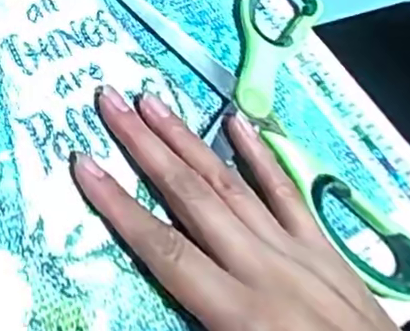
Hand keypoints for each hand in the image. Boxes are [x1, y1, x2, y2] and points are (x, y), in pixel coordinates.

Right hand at [72, 87, 398, 330]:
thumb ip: (190, 329)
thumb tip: (125, 315)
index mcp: (241, 317)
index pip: (163, 250)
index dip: (118, 205)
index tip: (83, 163)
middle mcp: (263, 271)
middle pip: (189, 194)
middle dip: (143, 145)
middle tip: (110, 101)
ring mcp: (297, 253)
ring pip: (228, 182)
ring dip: (185, 138)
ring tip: (151, 101)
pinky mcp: (325, 250)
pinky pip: (286, 193)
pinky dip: (258, 155)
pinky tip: (235, 121)